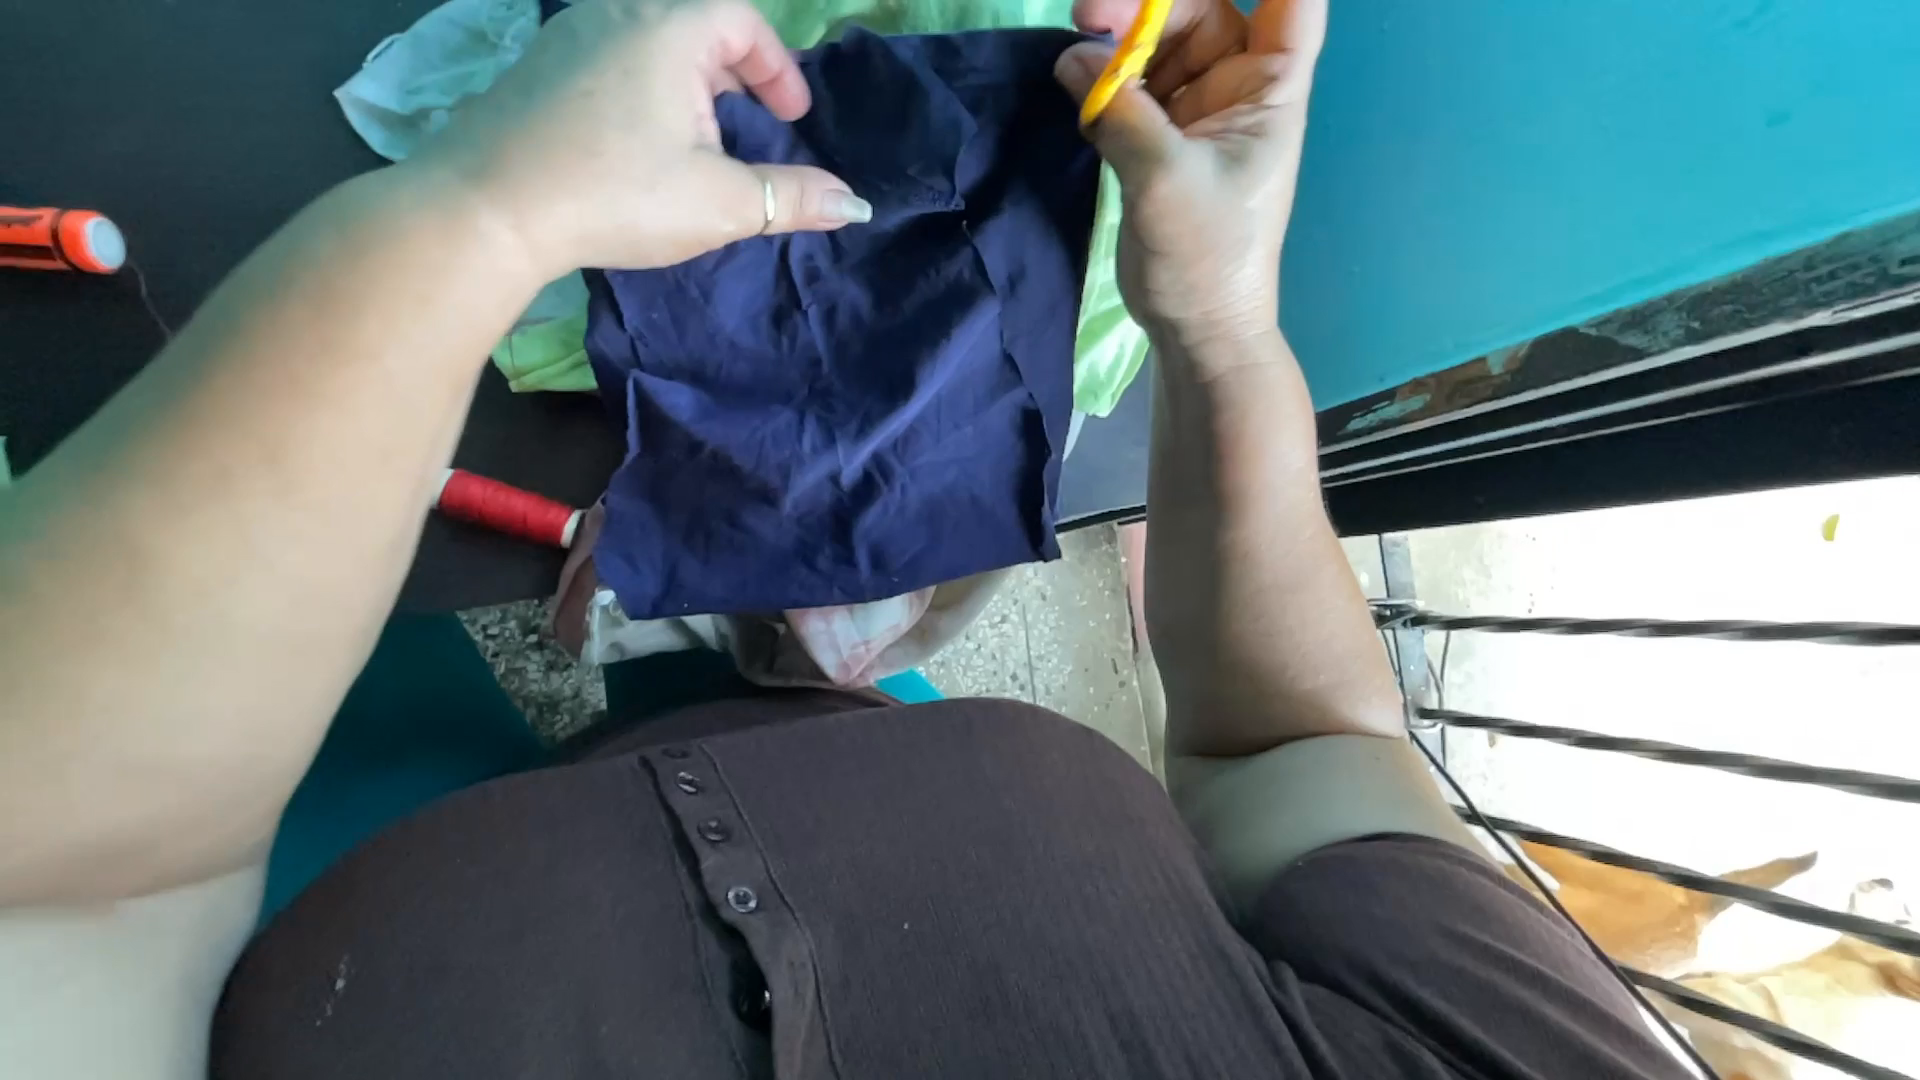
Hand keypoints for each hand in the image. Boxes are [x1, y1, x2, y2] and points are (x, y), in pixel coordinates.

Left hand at [411, 0, 872, 274]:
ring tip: (702, 142)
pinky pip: (610, 64)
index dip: (778, 66)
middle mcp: (614, 16)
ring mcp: (567, 40)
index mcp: (667, 31)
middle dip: (737, 76)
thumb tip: (857, 203)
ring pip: (650, 46)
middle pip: (694, 27)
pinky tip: (641, 147)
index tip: (795, 116)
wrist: (488, 207)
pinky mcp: (536, 74)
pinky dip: (645, 93)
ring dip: (690, 87)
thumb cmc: (619, 194)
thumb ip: (793, 198)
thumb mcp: (722, 203)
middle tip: (755, 127)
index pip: (740, 21)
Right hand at [1055, 0, 1324, 365]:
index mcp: (1269, 86)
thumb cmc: (1205, 255)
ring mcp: (1194, 117)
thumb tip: (1070, 57)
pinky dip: (1104, 85)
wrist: (1195, 327)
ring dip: (1117, 45)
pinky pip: (1130, 94)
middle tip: (1086, 14)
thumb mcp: (1164, 179)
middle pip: (1200, 12)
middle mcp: (1235, 89)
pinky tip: (1076, 84)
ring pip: (1157, 50)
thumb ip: (1119, 113)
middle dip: (1144, 8)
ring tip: (1074, 54)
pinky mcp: (1157, 145)